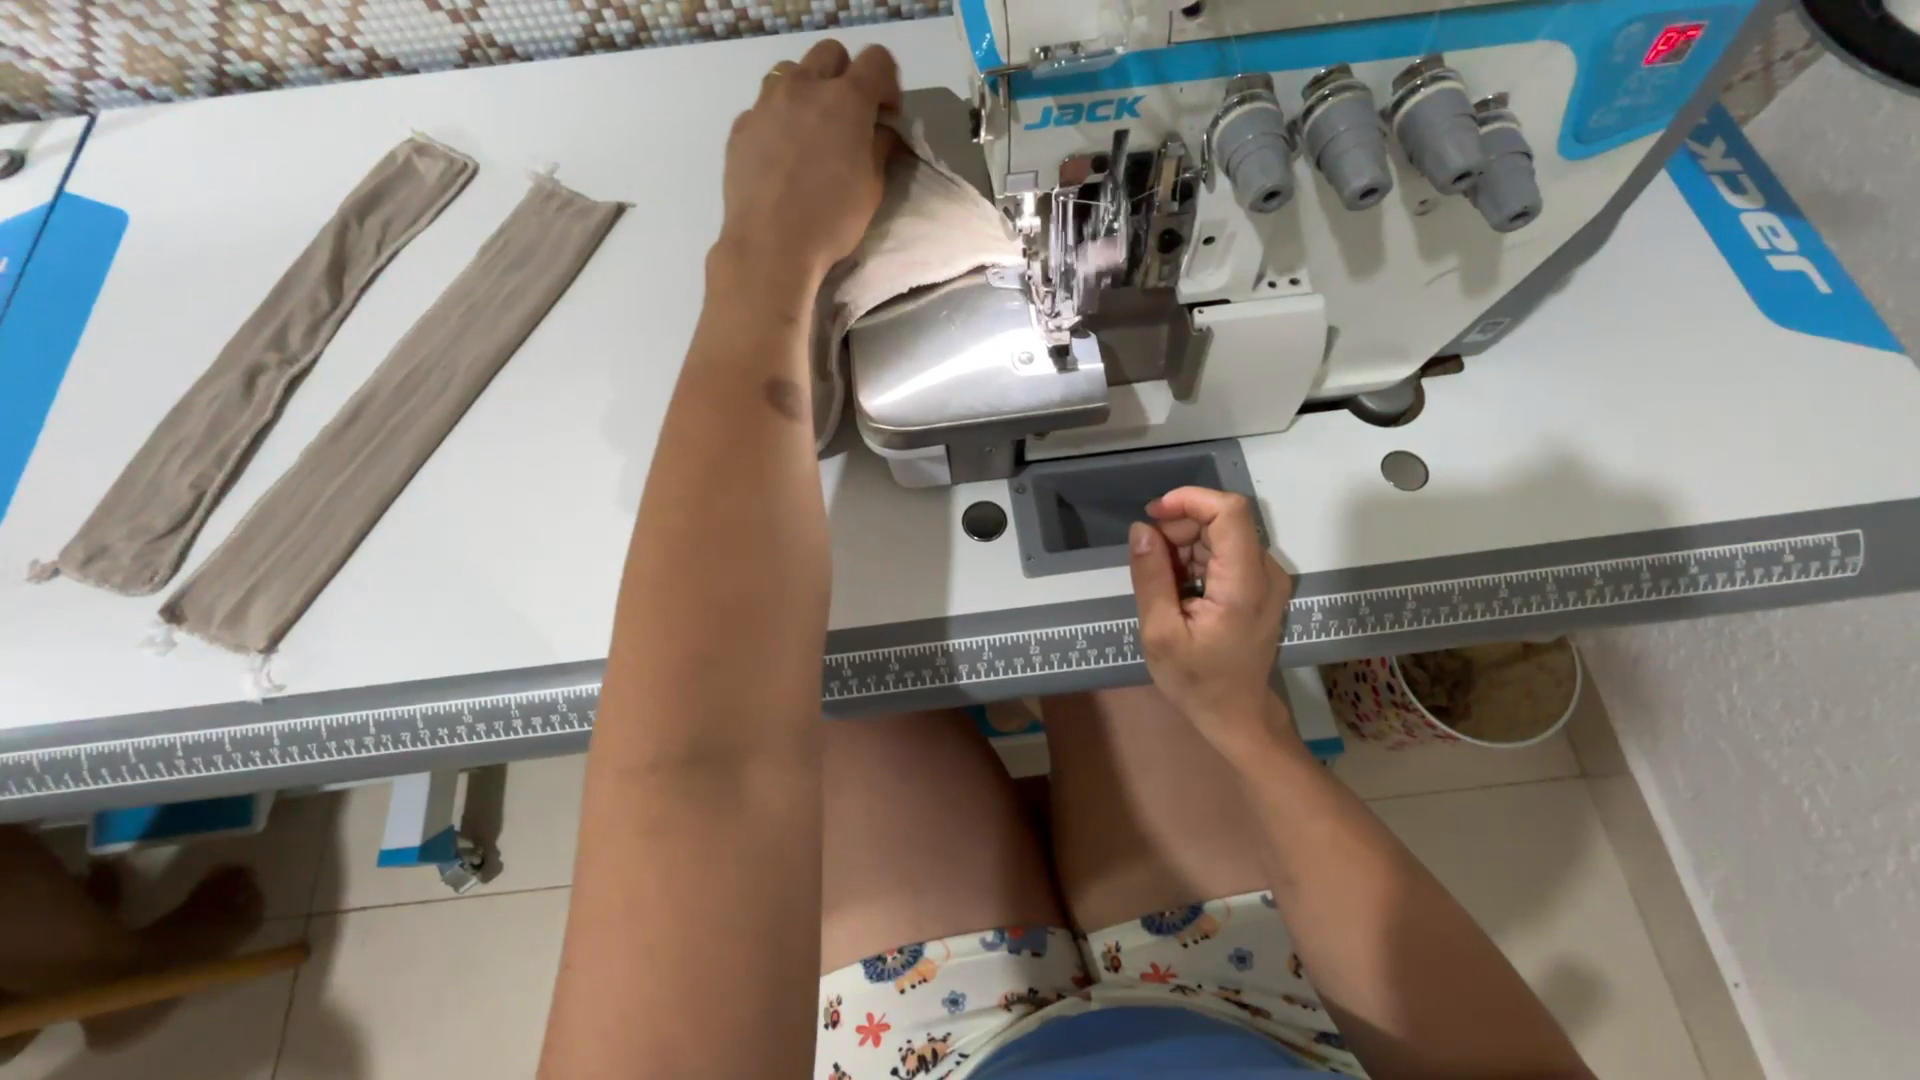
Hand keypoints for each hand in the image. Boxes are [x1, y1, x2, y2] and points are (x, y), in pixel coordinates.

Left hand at [716, 40, 900, 288]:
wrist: (770, 246)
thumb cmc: (831, 220)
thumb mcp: (872, 188)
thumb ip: (879, 147)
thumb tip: (880, 130)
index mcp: (846, 100)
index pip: (876, 60)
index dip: (887, 83)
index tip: (886, 114)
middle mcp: (804, 87)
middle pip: (830, 54)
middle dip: (846, 77)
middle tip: (849, 118)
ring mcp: (767, 103)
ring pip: (791, 72)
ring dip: (807, 91)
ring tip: (811, 132)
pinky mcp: (742, 126)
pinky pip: (764, 108)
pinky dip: (779, 121)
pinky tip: (782, 157)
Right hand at [1127, 488, 1298, 753]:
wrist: (1236, 715)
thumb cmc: (1196, 681)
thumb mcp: (1159, 633)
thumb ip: (1151, 577)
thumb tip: (1141, 529)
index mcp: (1244, 584)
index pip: (1229, 511)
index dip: (1189, 500)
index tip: (1152, 515)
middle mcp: (1265, 572)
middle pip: (1222, 520)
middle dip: (1179, 528)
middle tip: (1148, 560)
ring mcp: (1267, 578)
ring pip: (1222, 534)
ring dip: (1185, 545)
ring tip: (1161, 583)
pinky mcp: (1260, 586)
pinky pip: (1226, 552)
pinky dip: (1196, 559)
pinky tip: (1179, 589)